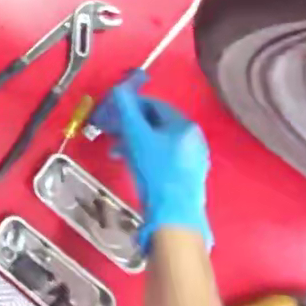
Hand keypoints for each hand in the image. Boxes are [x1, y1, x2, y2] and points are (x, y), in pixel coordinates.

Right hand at [96, 70, 211, 249]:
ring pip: (158, 141)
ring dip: (135, 142)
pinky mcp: (189, 177)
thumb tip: (118, 88)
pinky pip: (164, 157)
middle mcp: (194, 138)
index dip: (130, 106)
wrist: (174, 217)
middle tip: (112, 134)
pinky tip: (133, 166)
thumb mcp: (136, 136)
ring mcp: (194, 159)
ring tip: (117, 153)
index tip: (112, 114)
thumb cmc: (155, 171)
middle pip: (156, 123)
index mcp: (185, 124)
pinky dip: (146, 156)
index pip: (153, 104)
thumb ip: (126, 109)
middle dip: (130, 127)